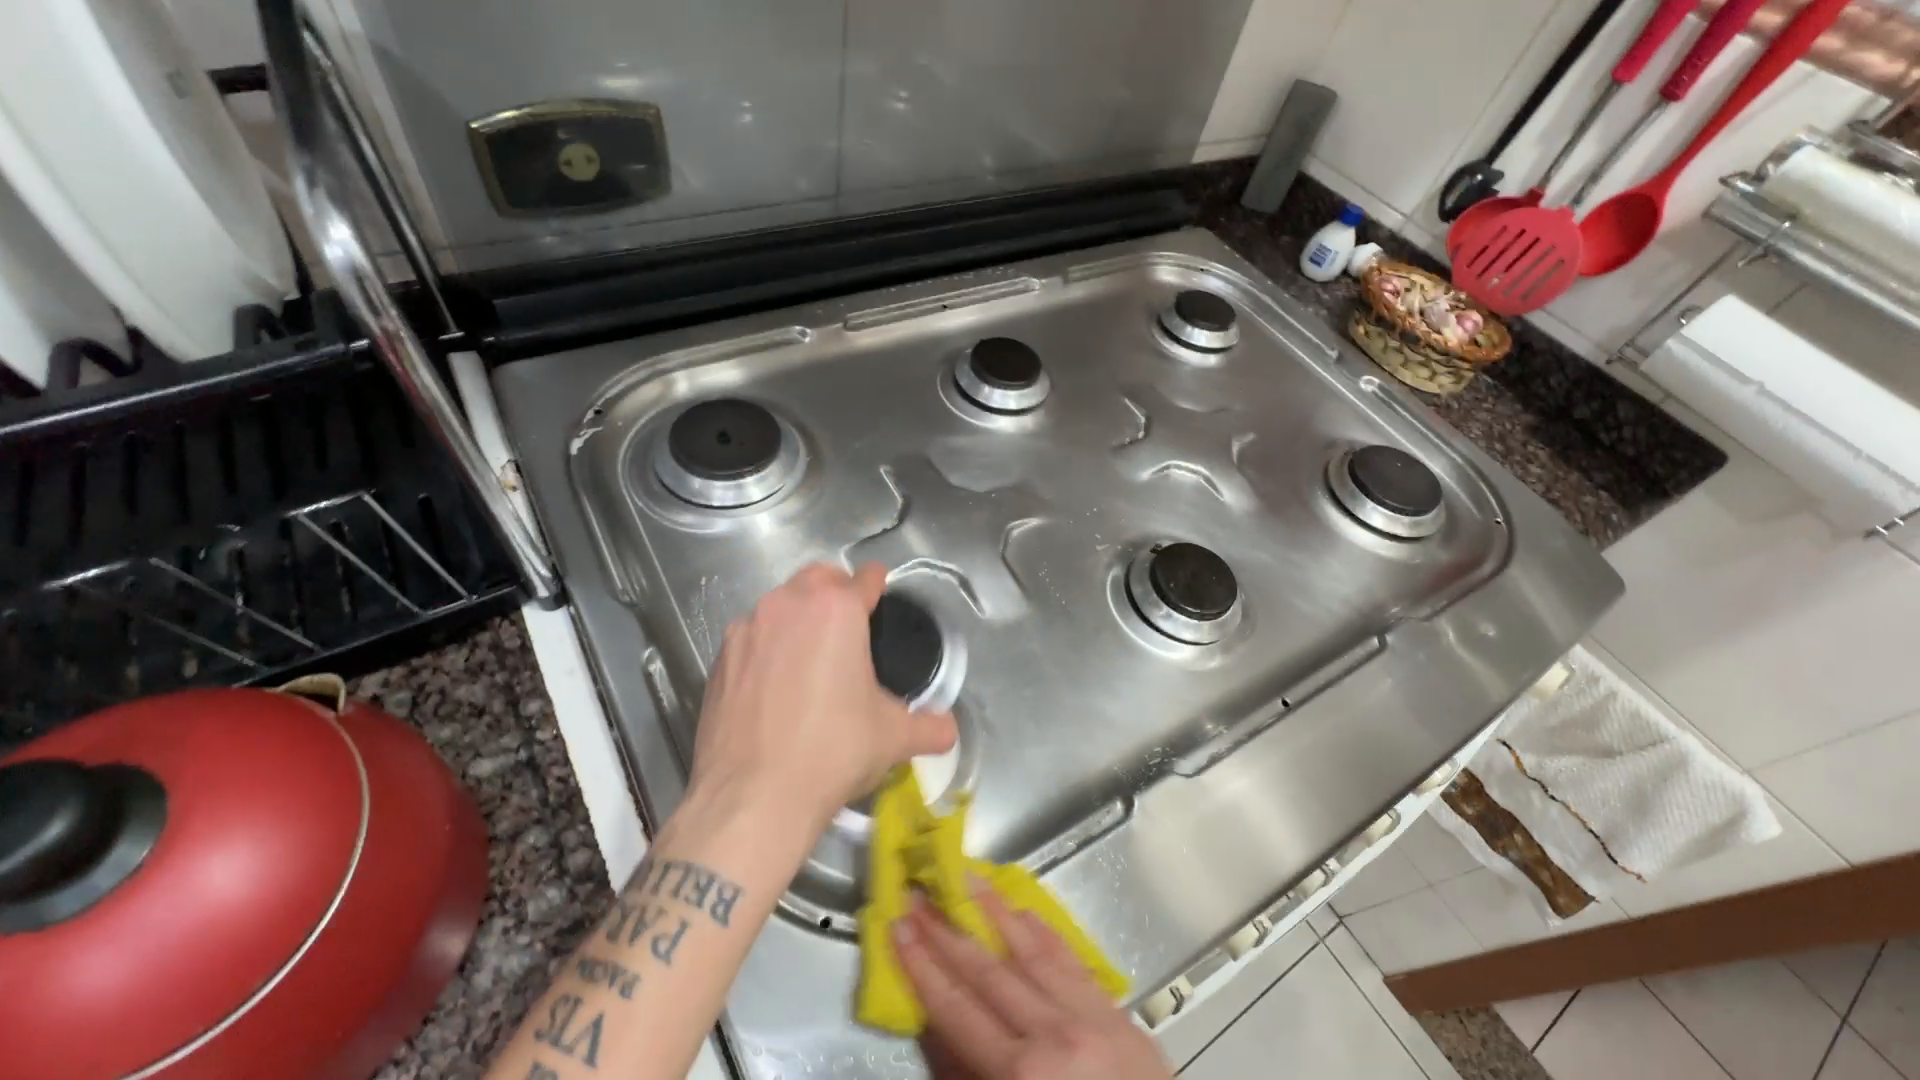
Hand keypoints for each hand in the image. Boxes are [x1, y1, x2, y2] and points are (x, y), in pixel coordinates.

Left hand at [688, 562, 957, 828]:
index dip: (879, 588)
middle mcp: (787, 605)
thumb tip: (948, 730)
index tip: (883, 601)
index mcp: (836, 610)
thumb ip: (929, 726)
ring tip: (812, 663)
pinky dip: (766, 651)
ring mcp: (746, 630)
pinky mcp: (719, 660)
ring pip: (778, 607)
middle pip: (818, 579)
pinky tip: (776, 690)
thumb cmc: (833, 751)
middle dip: (836, 594)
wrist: (753, 797)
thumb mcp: (893, 738)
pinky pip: (751, 640)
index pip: (865, 578)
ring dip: (798, 621)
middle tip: (851, 632)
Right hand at [896, 888, 1171, 1079]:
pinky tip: (1027, 913)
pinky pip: (1077, 966)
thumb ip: (968, 1076)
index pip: (957, 1007)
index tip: (897, 926)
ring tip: (968, 879)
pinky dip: (1048, 937)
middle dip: (948, 932)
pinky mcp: (1121, 1019)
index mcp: (1022, 1074)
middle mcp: (1055, 1035)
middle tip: (919, 893)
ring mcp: (1093, 1020)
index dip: (922, 966)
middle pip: (990, 972)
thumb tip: (937, 1027)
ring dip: (997, 913)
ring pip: (1035, 954)